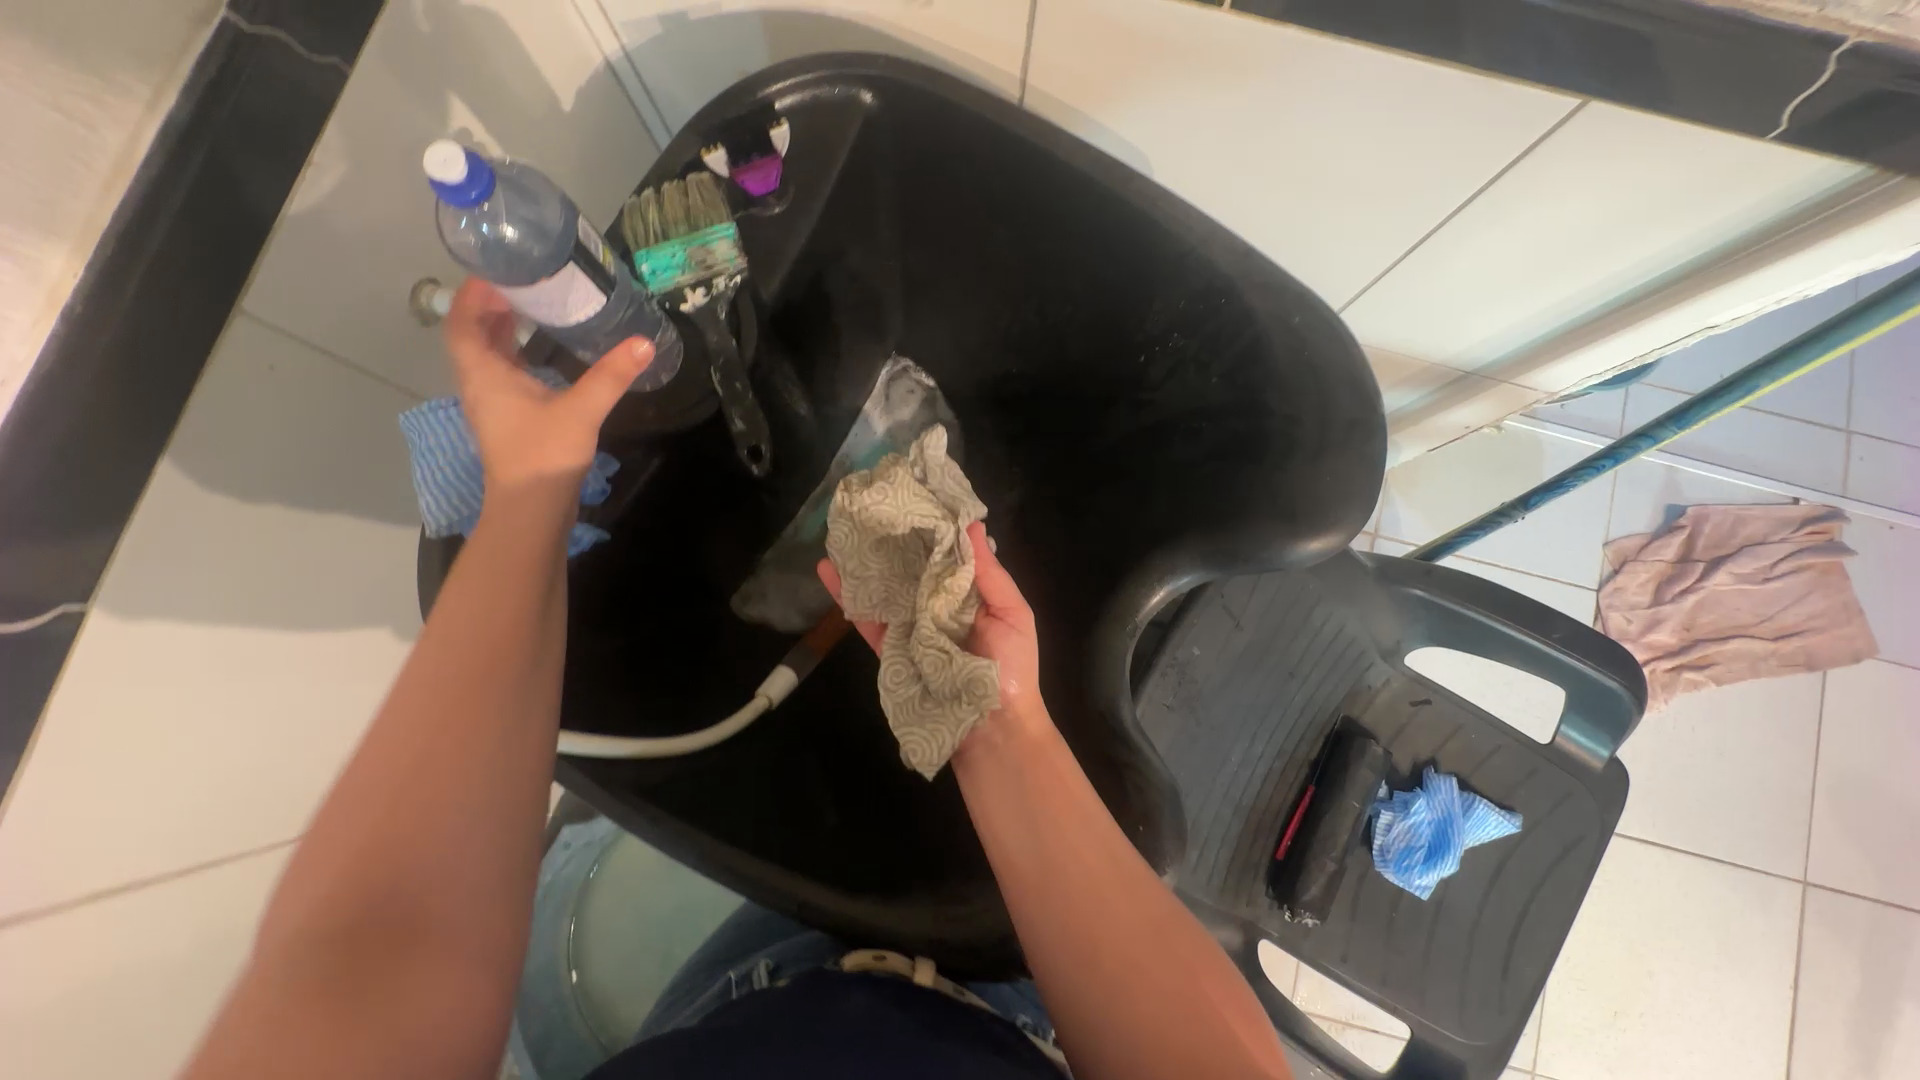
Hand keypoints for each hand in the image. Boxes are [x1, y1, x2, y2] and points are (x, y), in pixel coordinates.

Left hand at [443, 278, 653, 495]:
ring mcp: (492, 405)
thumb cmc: (543, 454)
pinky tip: (543, 355)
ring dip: (502, 333)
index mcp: (484, 374)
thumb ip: (611, 375)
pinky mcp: (508, 421)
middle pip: (473, 336)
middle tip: (522, 284)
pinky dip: (516, 357)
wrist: (532, 508)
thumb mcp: (582, 410)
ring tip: (533, 310)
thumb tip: (644, 343)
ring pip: (488, 358)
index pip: (462, 322)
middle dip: (491, 308)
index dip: (472, 295)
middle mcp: (480, 384)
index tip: (496, 272)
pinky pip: (503, 376)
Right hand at [817, 521, 1045, 730]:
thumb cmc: (1012, 669)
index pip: (946, 554)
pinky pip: (869, 621)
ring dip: (864, 564)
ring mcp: (912, 627)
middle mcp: (937, 606)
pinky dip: (849, 598)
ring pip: (886, 589)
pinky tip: (830, 572)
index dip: (930, 528)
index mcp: (969, 594)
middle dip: (892, 542)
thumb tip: (970, 525)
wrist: (993, 729)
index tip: (911, 497)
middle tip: (868, 508)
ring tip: (841, 534)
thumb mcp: (1013, 613)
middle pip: (911, 568)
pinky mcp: (891, 649)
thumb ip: (989, 573)